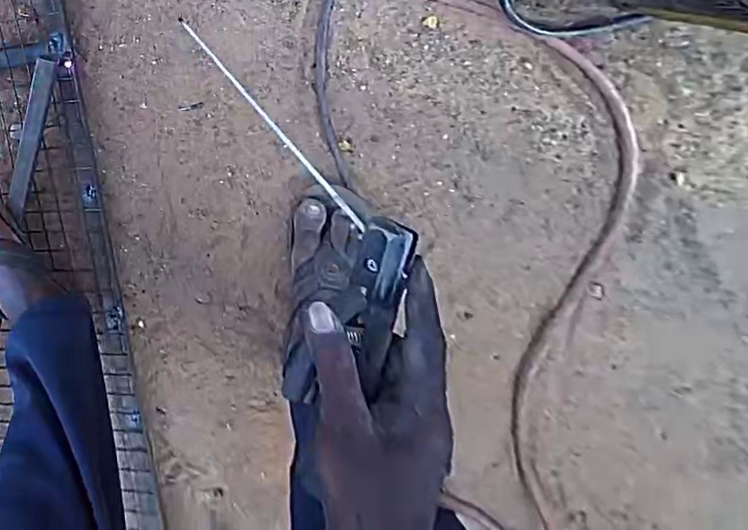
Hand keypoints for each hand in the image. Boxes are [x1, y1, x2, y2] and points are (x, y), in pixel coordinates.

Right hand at [302, 258, 453, 528]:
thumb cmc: (364, 484)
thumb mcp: (344, 423)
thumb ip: (334, 366)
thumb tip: (320, 309)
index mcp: (423, 406)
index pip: (426, 341)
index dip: (421, 301)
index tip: (416, 263)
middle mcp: (423, 410)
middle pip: (408, 350)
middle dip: (390, 311)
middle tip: (365, 274)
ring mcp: (409, 423)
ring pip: (390, 367)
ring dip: (370, 337)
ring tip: (342, 306)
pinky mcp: (392, 431)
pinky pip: (377, 383)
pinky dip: (359, 360)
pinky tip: (335, 352)